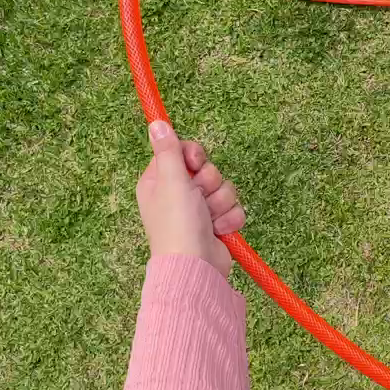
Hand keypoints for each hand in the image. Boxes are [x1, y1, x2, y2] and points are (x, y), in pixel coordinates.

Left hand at [136, 120, 245, 279]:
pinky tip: (219, 230)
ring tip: (209, 219)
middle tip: (198, 197)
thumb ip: (168, 150)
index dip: (193, 156)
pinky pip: (233, 208)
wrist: (196, 266)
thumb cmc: (177, 224)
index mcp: (160, 181)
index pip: (182, 152)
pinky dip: (229, 219)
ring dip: (220, 203)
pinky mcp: (216, 224)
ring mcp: (198, 210)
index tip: (194, 162)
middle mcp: (178, 194)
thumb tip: (156, 123)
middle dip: (210, 183)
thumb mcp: (171, 180)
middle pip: (207, 169)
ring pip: (223, 188)